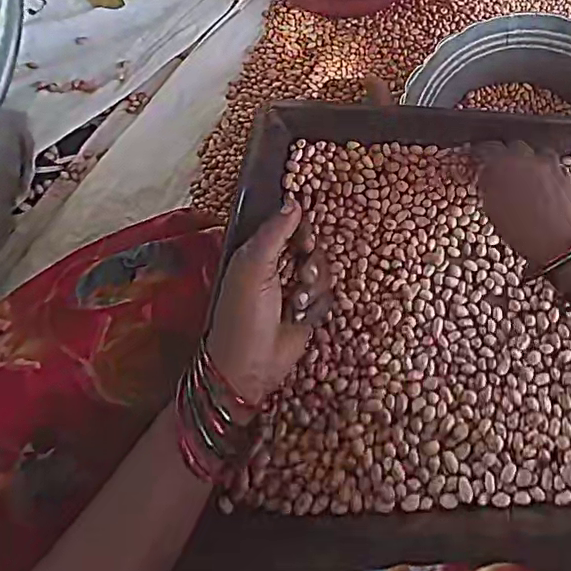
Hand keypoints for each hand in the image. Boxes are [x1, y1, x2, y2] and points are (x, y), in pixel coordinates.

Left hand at [205, 199, 333, 405]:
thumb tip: (293, 202)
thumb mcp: (253, 267)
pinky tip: (300, 315)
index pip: (287, 223)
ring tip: (296, 300)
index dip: (300, 227)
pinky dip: (316, 303)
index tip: (305, 238)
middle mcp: (277, 264)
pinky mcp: (308, 307)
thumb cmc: (242, 314)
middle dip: (311, 259)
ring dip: (313, 284)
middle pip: (311, 244)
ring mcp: (293, 286)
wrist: (250, 367)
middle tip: (301, 273)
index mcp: (257, 250)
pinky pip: (327, 293)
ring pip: (322, 268)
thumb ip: (274, 233)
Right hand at [473, 140, 570, 270]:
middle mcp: (527, 158)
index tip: (478, 158)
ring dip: (527, 160)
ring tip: (522, 175)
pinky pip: (550, 164)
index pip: (487, 148)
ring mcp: (548, 164)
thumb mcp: (492, 208)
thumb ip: (487, 184)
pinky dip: (543, 170)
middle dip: (505, 155)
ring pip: (534, 152)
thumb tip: (486, 174)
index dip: (481, 153)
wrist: (555, 244)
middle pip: (512, 146)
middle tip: (500, 169)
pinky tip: (539, 183)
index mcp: (503, 164)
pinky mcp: (564, 174)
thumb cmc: (520, 231)